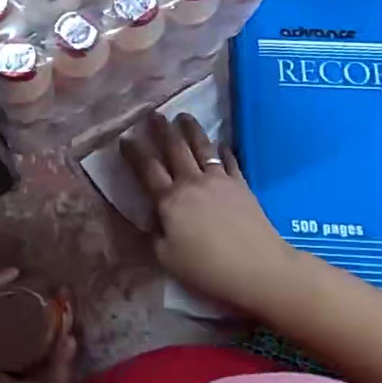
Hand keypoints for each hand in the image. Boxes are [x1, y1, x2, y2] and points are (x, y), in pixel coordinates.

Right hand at [120, 113, 298, 311]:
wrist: (256, 266)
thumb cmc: (207, 268)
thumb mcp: (167, 258)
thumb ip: (154, 235)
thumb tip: (152, 219)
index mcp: (170, 201)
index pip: (147, 170)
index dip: (134, 153)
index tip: (125, 138)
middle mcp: (193, 183)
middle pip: (175, 149)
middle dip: (162, 130)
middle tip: (154, 114)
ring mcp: (220, 180)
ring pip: (202, 147)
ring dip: (191, 130)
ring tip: (183, 116)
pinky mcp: (241, 185)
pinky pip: (229, 161)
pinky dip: (223, 150)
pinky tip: (221, 144)